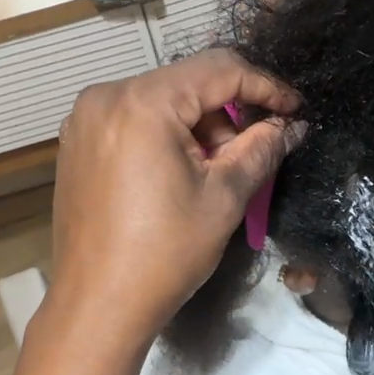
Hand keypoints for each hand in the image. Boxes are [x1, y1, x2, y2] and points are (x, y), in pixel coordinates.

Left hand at [48, 49, 301, 350]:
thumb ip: (259, 151)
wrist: (100, 305)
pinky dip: (165, 143)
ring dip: (197, 133)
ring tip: (211, 181)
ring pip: (159, 106)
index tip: (295, 109)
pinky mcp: (77, 148)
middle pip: (186, 86)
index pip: (219, 69)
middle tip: (250, 161)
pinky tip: (177, 184)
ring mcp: (84, 123)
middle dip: (227, 118)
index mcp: (143, 102)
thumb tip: (290, 125)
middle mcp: (105, 97)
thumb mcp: (223, 200)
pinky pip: (133, 127)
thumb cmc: (166, 255)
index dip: (266, 86)